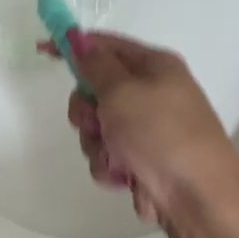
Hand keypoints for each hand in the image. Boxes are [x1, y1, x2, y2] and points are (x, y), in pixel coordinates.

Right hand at [42, 31, 238, 224]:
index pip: (105, 45)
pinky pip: (104, 152)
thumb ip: (95, 65)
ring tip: (114, 155)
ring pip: (94, 125)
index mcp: (154, 67)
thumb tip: (79, 42)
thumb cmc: (160, 134)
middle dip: (85, 109)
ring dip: (94, 142)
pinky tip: (122, 174)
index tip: (42, 50)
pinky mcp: (139, 155)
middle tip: (92, 122)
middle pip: (94, 89)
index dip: (73, 46)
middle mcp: (151, 92)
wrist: (196, 195)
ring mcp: (145, 126)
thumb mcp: (122, 91)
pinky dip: (107, 163)